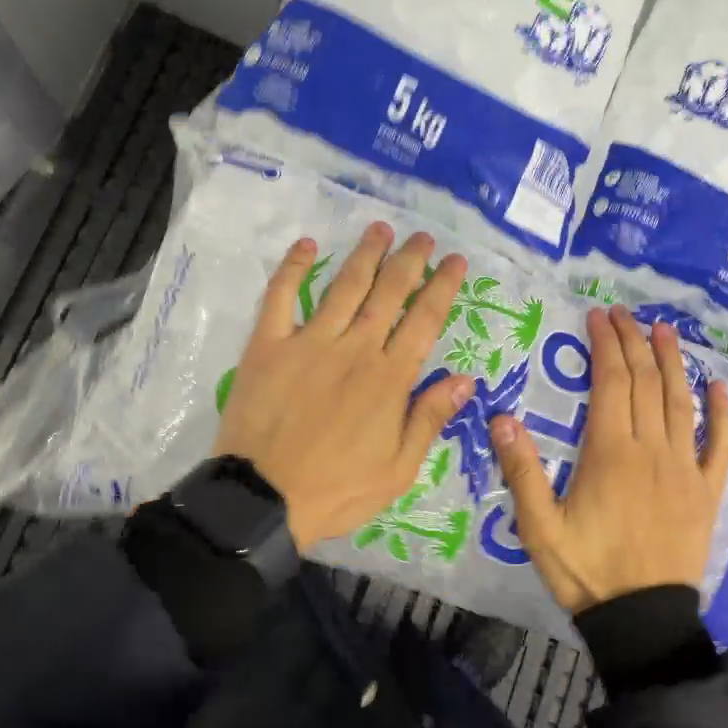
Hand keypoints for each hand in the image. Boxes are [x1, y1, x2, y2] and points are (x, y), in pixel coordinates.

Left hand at [212, 223, 472, 550]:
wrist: (262, 499)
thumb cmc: (337, 490)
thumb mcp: (398, 469)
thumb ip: (429, 418)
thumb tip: (464, 378)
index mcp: (389, 377)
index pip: (424, 320)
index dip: (442, 286)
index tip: (455, 261)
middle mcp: (354, 348)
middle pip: (388, 292)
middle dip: (409, 260)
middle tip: (422, 236)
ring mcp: (309, 341)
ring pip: (344, 285)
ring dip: (365, 254)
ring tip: (380, 229)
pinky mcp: (268, 345)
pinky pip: (280, 296)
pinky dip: (293, 268)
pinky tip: (306, 245)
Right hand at [491, 306, 727, 613]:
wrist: (642, 620)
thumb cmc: (586, 573)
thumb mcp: (540, 528)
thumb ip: (522, 472)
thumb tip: (503, 418)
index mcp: (610, 453)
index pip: (610, 382)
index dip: (605, 345)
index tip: (597, 317)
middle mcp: (651, 449)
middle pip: (644, 382)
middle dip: (633, 342)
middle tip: (623, 313)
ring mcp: (684, 469)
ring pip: (680, 402)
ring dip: (673, 362)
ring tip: (664, 330)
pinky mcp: (706, 492)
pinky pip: (719, 445)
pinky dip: (721, 414)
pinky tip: (719, 386)